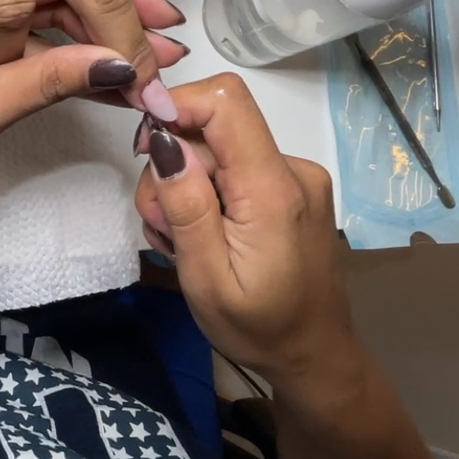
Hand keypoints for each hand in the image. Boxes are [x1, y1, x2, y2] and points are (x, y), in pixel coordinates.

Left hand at [0, 0, 187, 217]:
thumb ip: (52, 79)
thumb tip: (124, 63)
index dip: (114, 10)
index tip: (163, 34)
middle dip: (117, 20)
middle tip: (171, 40)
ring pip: (48, 19)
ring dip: (98, 40)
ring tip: (153, 56)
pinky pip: (30, 41)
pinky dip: (67, 58)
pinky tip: (105, 72)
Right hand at [132, 75, 351, 380]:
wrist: (313, 355)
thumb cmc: (258, 327)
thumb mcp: (206, 278)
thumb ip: (186, 206)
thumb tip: (163, 140)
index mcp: (273, 190)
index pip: (225, 103)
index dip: (176, 105)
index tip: (146, 150)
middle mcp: (291, 169)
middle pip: (208, 131)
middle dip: (170, 170)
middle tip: (165, 229)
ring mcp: (292, 175)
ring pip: (212, 150)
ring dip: (183, 188)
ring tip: (185, 242)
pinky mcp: (286, 185)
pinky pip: (229, 167)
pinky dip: (205, 194)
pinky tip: (205, 235)